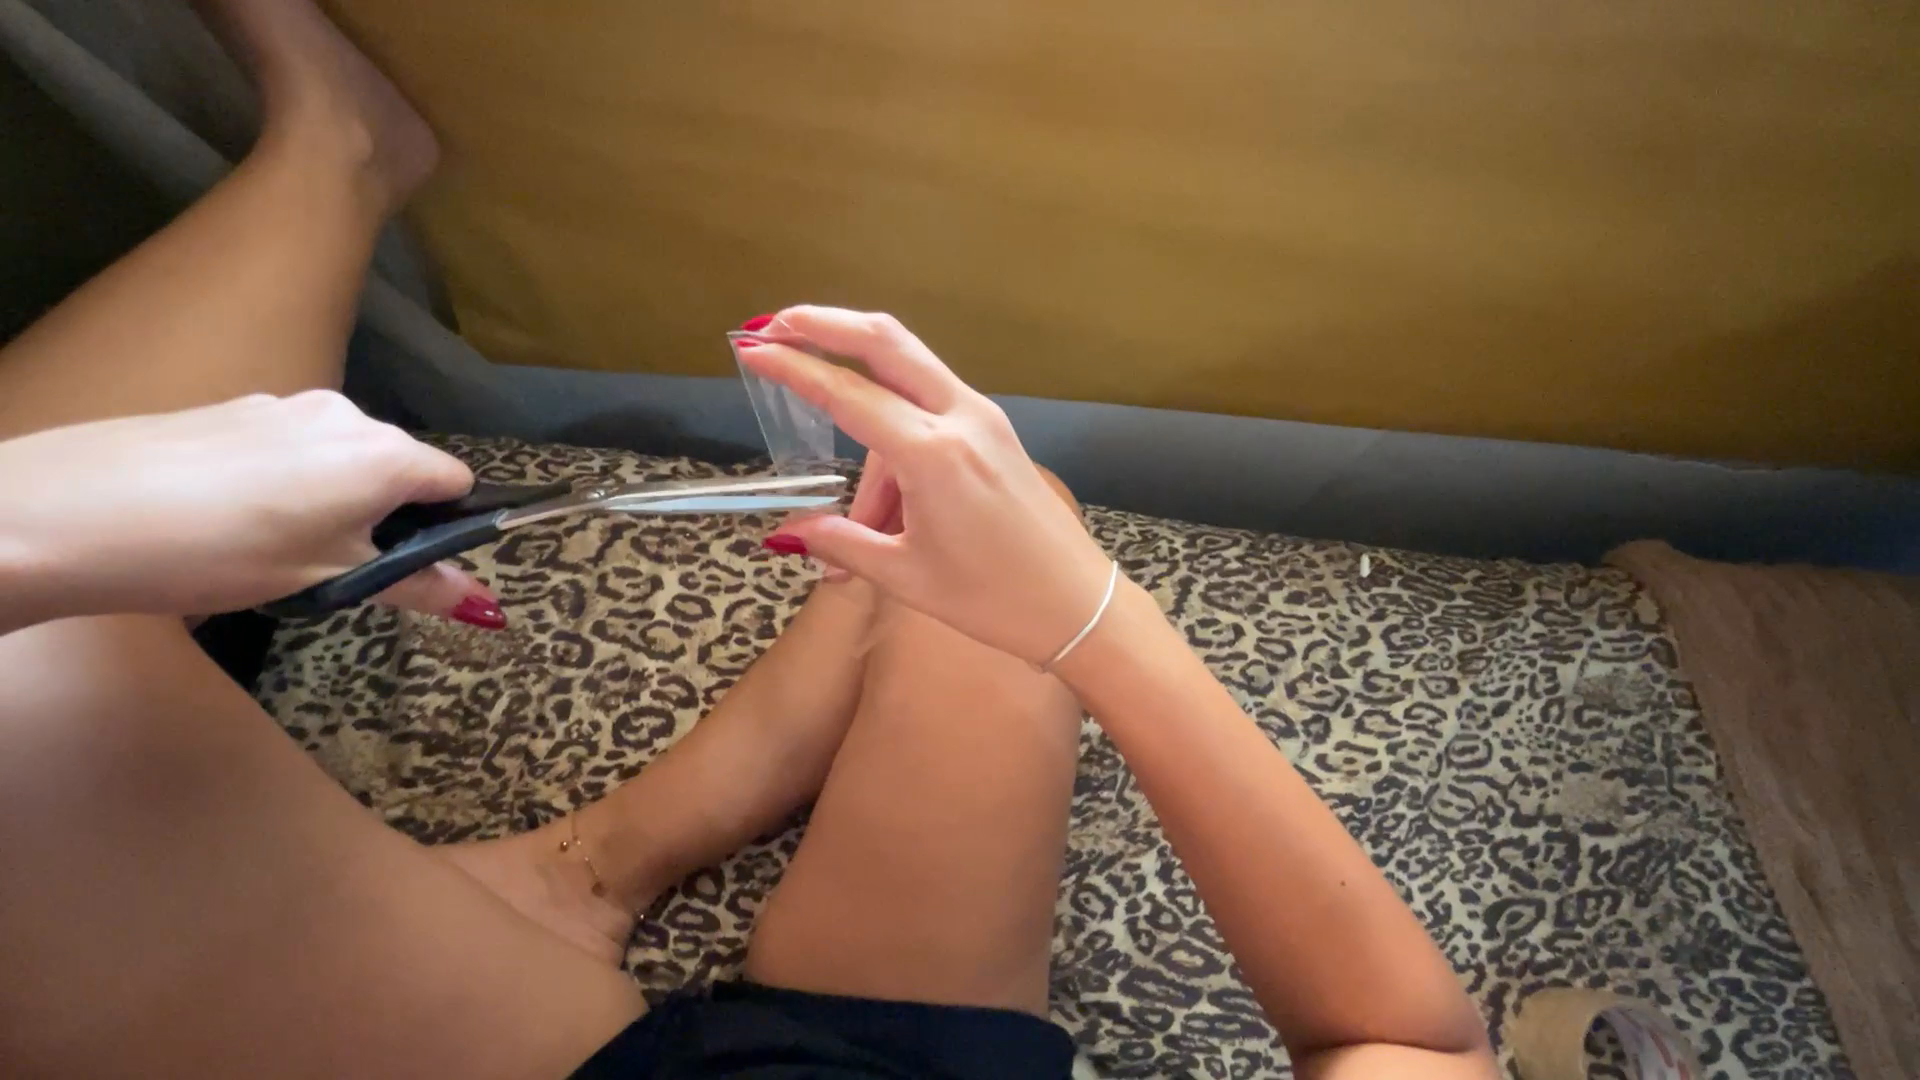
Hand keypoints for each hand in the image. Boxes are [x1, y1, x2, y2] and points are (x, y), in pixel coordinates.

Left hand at [0, 392, 502, 627]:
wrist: (58, 515)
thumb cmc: (225, 552)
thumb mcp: (333, 578)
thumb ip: (421, 587)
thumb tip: (491, 609)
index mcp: (387, 455)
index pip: (458, 483)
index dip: (446, 524)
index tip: (408, 559)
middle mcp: (349, 417)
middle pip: (403, 466)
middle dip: (390, 510)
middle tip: (340, 560)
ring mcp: (286, 406)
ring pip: (345, 455)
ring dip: (339, 492)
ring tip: (278, 540)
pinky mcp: (233, 407)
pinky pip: (293, 444)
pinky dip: (289, 475)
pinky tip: (233, 511)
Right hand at [738, 307, 1112, 664]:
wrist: (1078, 605)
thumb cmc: (992, 599)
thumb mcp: (906, 575)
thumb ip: (841, 542)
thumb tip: (788, 534)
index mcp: (934, 454)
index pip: (848, 393)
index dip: (793, 366)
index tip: (749, 347)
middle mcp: (962, 417)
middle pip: (886, 342)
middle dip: (827, 326)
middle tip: (775, 328)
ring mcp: (984, 418)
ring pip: (907, 386)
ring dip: (867, 430)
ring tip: (866, 526)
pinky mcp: (996, 432)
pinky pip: (932, 411)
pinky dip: (898, 438)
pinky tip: (893, 502)